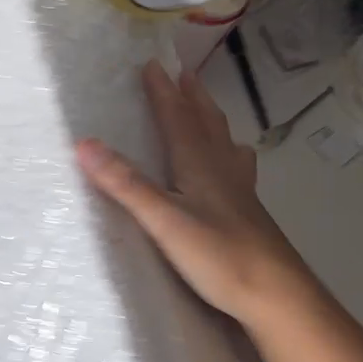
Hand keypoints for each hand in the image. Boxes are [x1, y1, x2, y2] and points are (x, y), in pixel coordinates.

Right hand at [76, 62, 311, 322]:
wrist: (277, 296)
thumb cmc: (219, 257)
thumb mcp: (164, 221)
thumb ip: (126, 184)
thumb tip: (84, 144)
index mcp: (200, 167)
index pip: (178, 120)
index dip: (163, 93)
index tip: (151, 65)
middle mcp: (222, 171)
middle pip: (206, 125)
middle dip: (191, 98)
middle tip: (183, 74)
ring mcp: (239, 193)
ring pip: (225, 145)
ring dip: (212, 121)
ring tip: (207, 109)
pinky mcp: (249, 215)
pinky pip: (236, 169)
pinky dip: (230, 154)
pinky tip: (237, 165)